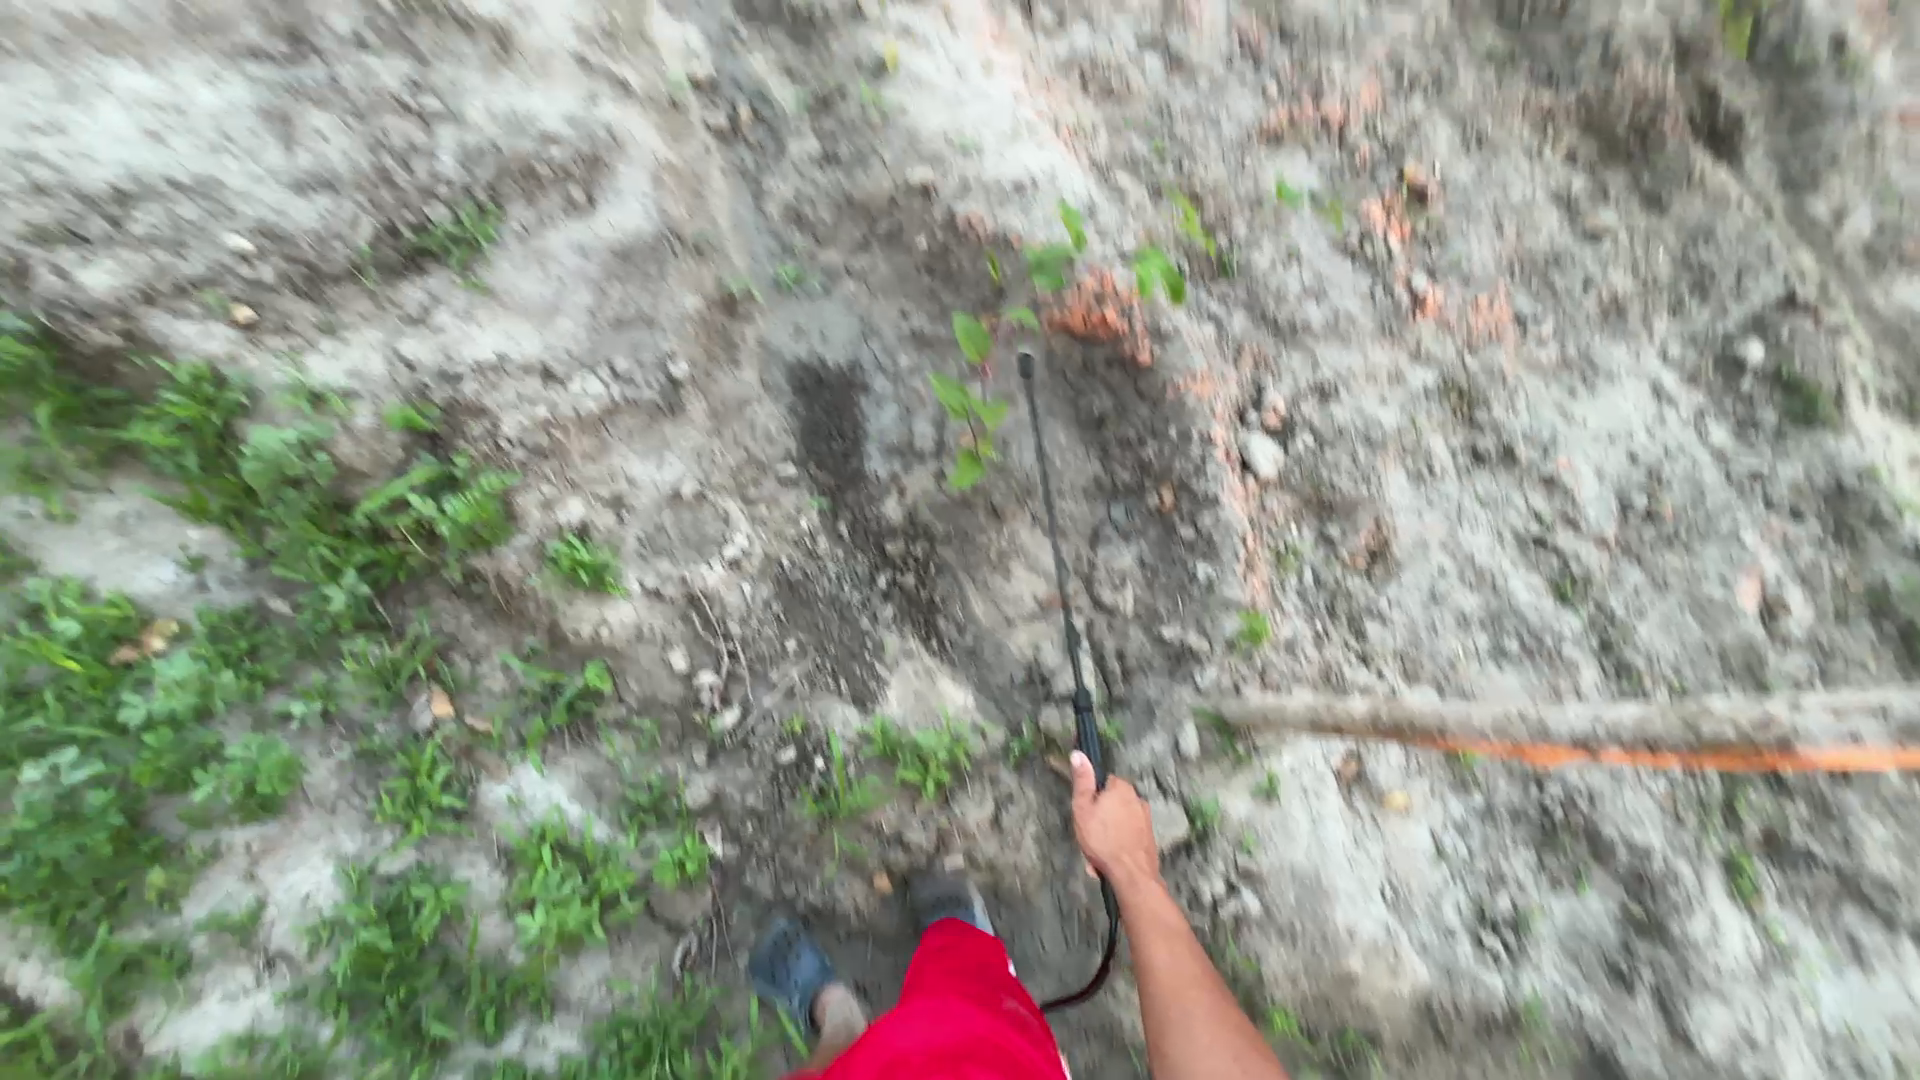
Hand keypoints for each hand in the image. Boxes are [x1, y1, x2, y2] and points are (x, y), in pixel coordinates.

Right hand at [1070, 751, 1160, 890]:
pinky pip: (1128, 836)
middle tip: (1089, 836)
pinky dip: (1119, 844)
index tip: (1086, 814)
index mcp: (1121, 787)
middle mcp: (1138, 798)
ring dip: (1108, 834)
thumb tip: (1079, 754)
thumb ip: (1082, 781)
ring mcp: (1146, 819)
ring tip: (1097, 854)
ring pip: (1119, 822)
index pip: (1103, 783)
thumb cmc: (1102, 838)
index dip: (1092, 798)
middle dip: (1101, 819)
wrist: (1131, 874)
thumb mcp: (1083, 807)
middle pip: (1112, 803)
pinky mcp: (1149, 838)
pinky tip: (1110, 860)